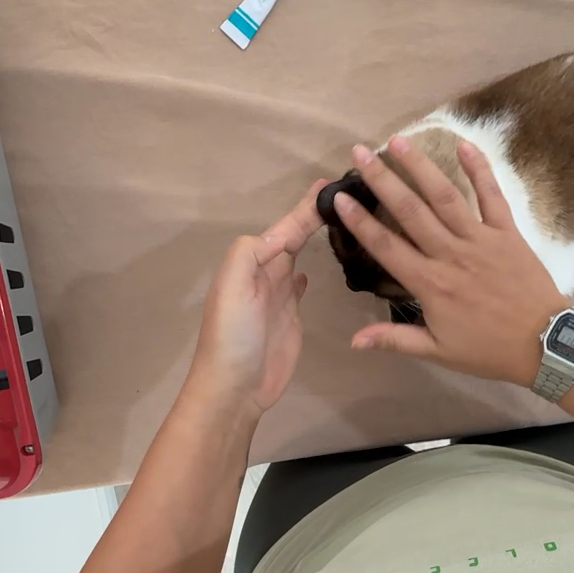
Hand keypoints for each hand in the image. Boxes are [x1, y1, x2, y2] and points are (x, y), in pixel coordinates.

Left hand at [184, 181, 327, 419]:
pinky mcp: (289, 319)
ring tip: (333, 221)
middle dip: (310, 216)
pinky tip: (311, 267)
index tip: (330, 184)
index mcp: (251, 264)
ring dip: (309, 238)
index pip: (283, 229)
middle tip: (341, 195)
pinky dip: (306, 271)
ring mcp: (278, 298)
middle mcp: (265, 276)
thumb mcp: (232, 286)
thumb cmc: (233, 337)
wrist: (234, 388)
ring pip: (295, 257)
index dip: (304, 208)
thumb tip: (279, 235)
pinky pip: (299, 286)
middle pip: (290, 237)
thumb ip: (250, 253)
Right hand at [333, 136, 566, 385]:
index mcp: (429, 284)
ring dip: (420, 166)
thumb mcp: (437, 352)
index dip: (360, 221)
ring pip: (445, 196)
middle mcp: (450, 254)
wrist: (543, 345)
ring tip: (398, 140)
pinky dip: (479, 169)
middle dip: (382, 180)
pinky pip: (492, 195)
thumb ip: (395, 340)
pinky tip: (463, 145)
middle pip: (410, 211)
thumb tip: (354, 341)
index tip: (339, 197)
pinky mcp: (507, 233)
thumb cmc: (487, 351)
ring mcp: (480, 239)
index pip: (386, 246)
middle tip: (360, 153)